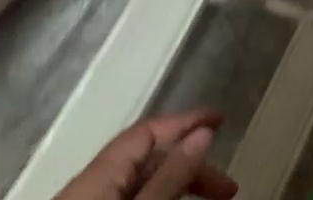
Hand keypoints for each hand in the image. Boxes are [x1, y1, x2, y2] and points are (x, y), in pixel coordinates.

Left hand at [53, 111, 237, 199]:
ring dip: (178, 187)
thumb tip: (202, 133)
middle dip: (190, 166)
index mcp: (95, 180)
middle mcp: (85, 191)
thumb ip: (170, 177)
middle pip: (146, 161)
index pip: (145, 133)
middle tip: (227, 188)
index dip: (185, 121)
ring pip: (139, 186)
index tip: (222, 121)